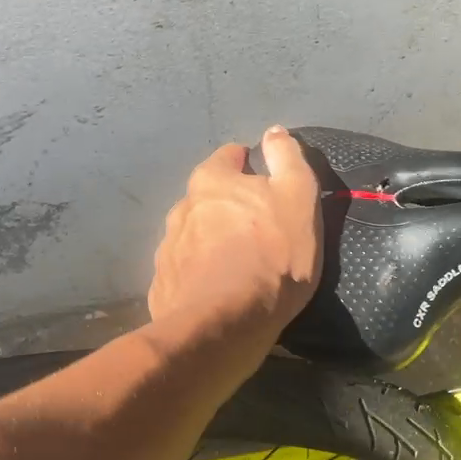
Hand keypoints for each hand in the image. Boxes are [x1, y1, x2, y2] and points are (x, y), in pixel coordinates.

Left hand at [148, 127, 322, 341]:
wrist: (224, 328)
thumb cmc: (271, 254)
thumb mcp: (298, 196)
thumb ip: (287, 157)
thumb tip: (273, 132)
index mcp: (211, 180)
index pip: (230, 156)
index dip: (251, 166)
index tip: (269, 187)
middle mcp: (181, 207)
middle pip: (210, 196)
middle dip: (231, 206)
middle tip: (259, 229)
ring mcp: (167, 249)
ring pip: (195, 234)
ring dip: (213, 241)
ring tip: (239, 265)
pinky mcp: (162, 288)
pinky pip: (186, 271)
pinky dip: (201, 275)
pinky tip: (219, 292)